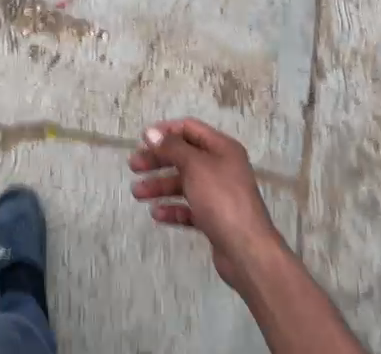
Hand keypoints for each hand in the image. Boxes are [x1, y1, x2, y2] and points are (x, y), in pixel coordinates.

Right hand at [128, 118, 281, 287]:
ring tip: (137, 194)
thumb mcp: (195, 166)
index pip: (189, 129)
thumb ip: (171, 147)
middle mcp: (221, 168)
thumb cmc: (221, 199)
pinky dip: (173, 209)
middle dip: (157, 161)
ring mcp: (218, 194)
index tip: (142, 140)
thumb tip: (150, 132)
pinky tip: (157, 214)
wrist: (247, 250)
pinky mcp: (214, 218)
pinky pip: (189, 208)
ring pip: (183, 184)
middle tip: (133, 167)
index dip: (165, 132)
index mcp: (222, 149)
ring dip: (160, 186)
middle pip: (183, 157)